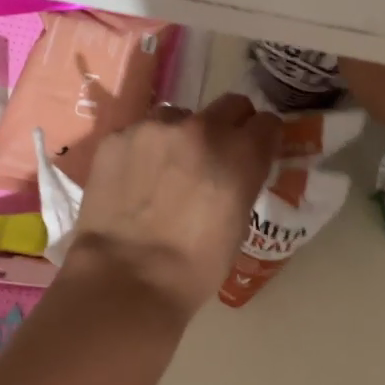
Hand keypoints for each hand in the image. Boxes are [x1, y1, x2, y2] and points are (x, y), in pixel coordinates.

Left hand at [62, 93, 279, 318]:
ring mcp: (155, 128)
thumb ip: (241, 182)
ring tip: (164, 171)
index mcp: (241, 153)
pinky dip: (142, 151)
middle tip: (214, 155)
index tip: (254, 152)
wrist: (125, 278)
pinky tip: (133, 181)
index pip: (267, 123)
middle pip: (229, 105)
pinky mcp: (117, 136)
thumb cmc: (193, 267)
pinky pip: (140, 133)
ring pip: (178, 116)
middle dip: (228, 126)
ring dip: (180, 136)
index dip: (261, 138)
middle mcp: (202, 128)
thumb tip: (233, 172)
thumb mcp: (238, 223)